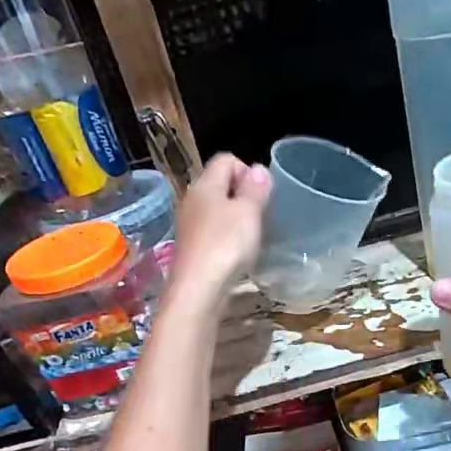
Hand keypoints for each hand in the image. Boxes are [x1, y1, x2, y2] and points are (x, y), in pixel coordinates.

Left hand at [165, 153, 271, 307]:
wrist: (198, 291)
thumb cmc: (226, 245)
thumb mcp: (248, 212)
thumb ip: (255, 189)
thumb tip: (257, 168)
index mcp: (205, 184)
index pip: (226, 160)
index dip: (247, 171)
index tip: (261, 196)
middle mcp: (192, 200)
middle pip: (220, 184)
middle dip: (243, 196)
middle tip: (260, 217)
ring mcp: (189, 226)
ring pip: (216, 210)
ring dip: (236, 219)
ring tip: (251, 237)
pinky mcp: (191, 248)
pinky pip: (212, 232)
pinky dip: (226, 238)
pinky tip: (236, 254)